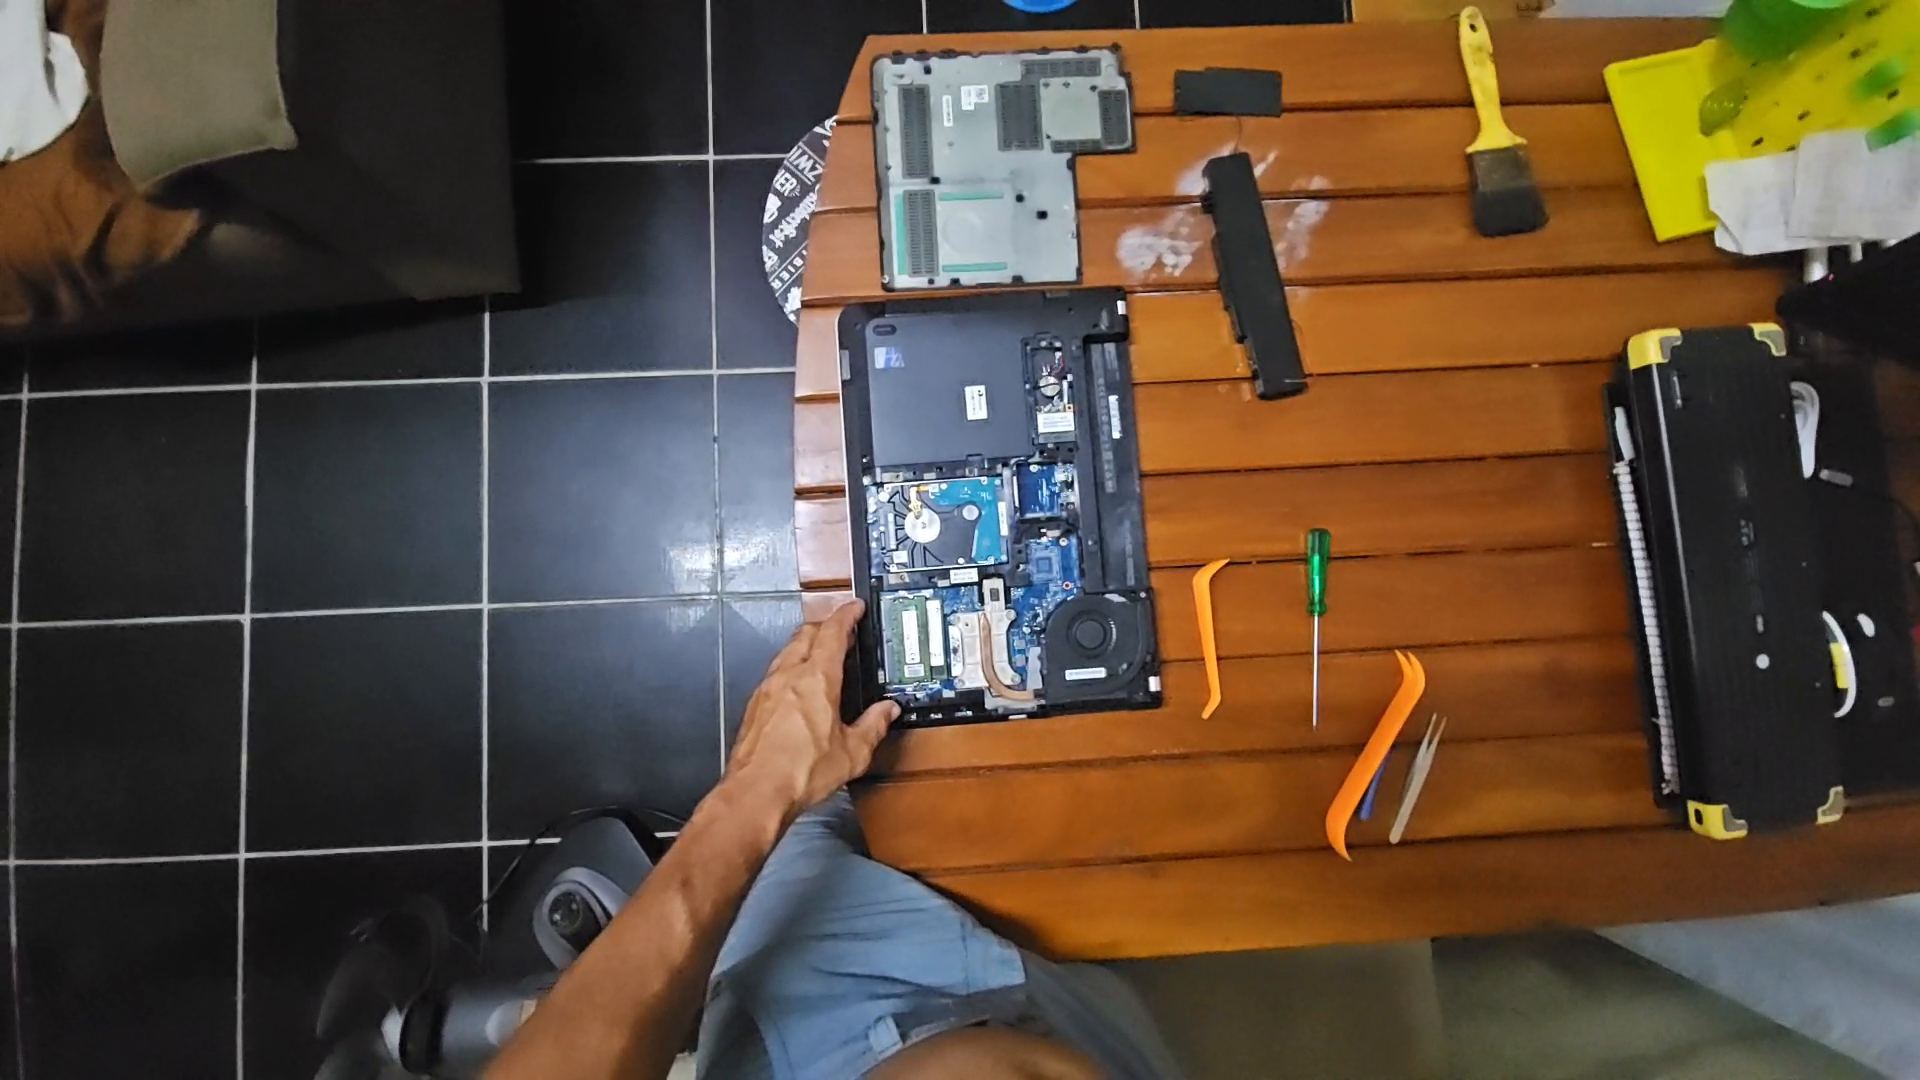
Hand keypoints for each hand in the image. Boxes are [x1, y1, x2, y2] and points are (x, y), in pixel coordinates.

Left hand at [725, 599, 898, 816]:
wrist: (756, 793)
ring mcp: (768, 689)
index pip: (833, 631)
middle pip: (807, 633)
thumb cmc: (800, 772)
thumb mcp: (853, 752)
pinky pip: (775, 673)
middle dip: (826, 626)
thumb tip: (887, 712)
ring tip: (822, 655)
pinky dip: (791, 668)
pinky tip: (799, 687)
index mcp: (817, 679)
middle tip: (843, 630)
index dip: (846, 615)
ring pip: (788, 651)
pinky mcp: (755, 706)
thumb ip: (874, 725)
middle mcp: (789, 676)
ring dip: (807, 645)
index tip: (855, 608)